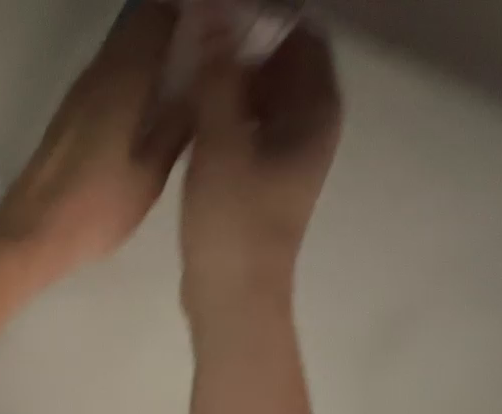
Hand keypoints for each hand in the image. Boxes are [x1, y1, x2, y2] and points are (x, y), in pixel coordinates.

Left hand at [0, 0, 193, 276]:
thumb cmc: (93, 212)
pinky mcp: (66, 118)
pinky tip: (150, 106)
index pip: (159, 14)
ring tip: (187, 79)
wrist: (27, 238)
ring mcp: (77, 96)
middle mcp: (96, 75)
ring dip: (152, 56)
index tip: (219, 30)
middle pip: (139, 27)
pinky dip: (131, 79)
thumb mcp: (150, 175)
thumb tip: (209, 85)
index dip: (191, 16)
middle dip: (175, 31)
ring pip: (121, 52)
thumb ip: (181, 124)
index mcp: (123, 79)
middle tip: (209, 56)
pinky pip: (107, 78)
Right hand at [180, 17, 341, 315]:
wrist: (232, 297)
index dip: (264, 19)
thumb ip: (217, 77)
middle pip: (282, 65)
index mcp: (316, 111)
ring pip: (259, 97)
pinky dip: (222, 111)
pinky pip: (243, 125)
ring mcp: (282, 154)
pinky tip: (188, 111)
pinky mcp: (255, 178)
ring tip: (186, 67)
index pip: (301, 36)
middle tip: (194, 36)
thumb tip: (215, 10)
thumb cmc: (234, 223)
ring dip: (228, 79)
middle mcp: (308, 126)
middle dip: (242, 45)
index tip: (217, 15)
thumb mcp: (222, 144)